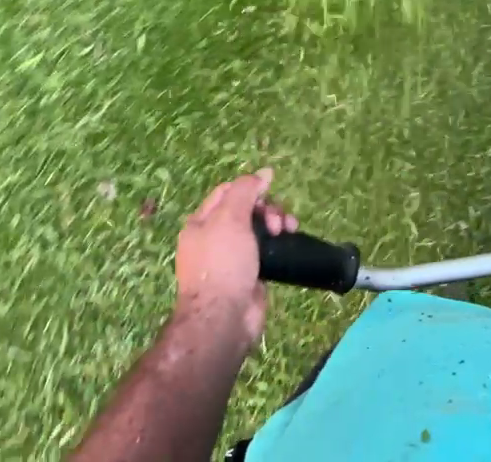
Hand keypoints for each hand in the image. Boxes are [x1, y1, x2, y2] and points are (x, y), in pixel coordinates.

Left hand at [173, 168, 297, 343]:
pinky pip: (266, 249)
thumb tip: (264, 172)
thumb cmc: (222, 263)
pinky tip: (289, 242)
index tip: (269, 191)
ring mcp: (232, 257)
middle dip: (267, 208)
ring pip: (259, 228)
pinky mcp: (249, 273)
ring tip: (288, 230)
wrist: (224, 318)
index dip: (250, 188)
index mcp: (201, 223)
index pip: (227, 192)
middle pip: (246, 209)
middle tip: (278, 221)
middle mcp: (214, 238)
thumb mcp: (230, 218)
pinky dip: (279, 243)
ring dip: (277, 222)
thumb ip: (246, 190)